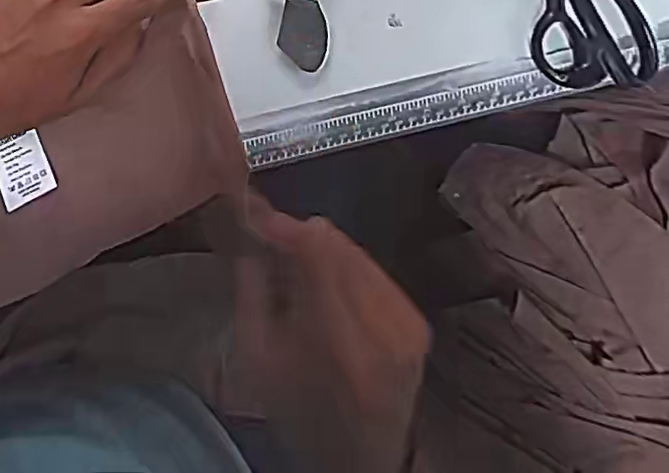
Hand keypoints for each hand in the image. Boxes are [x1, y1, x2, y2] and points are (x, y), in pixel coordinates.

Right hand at [234, 194, 430, 472]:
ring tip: (299, 267)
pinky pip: (372, 268)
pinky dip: (345, 267)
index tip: (262, 220)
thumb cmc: (300, 410)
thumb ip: (252, 285)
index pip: (318, 248)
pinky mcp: (416, 322)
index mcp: (338, 338)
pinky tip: (328, 285)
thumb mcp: (257, 353)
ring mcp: (406, 324)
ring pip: (354, 250)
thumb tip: (253, 230)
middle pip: (336, 243)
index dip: (286, 224)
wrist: (362, 458)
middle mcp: (382, 326)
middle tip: (274, 241)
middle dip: (300, 236)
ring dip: (322, 250)